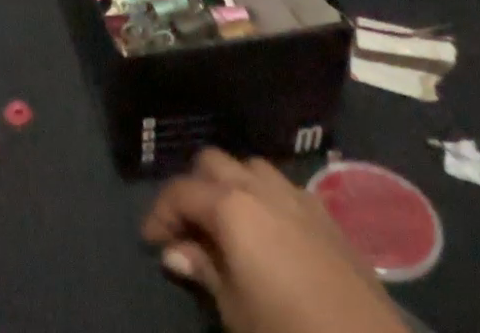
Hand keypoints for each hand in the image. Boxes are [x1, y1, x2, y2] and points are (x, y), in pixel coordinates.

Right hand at [142, 149, 407, 332]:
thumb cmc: (287, 328)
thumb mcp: (232, 308)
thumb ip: (202, 270)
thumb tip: (176, 251)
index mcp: (231, 205)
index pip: (180, 191)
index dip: (160, 214)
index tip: (153, 242)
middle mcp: (261, 188)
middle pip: (212, 162)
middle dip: (193, 188)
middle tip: (188, 228)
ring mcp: (298, 196)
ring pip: (250, 168)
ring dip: (230, 186)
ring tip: (225, 225)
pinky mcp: (326, 215)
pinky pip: (283, 188)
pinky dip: (263, 198)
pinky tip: (267, 234)